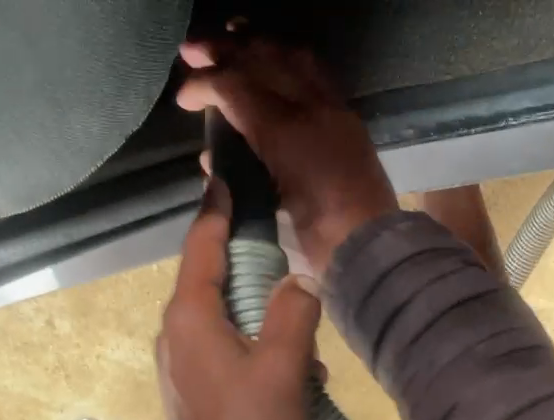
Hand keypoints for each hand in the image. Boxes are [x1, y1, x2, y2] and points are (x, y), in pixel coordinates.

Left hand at [157, 184, 322, 419]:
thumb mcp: (283, 367)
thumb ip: (294, 312)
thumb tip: (301, 280)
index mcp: (190, 315)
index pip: (201, 245)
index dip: (218, 210)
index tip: (229, 177)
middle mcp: (176, 331)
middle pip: (213, 280)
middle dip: (253, 273)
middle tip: (289, 269)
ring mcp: (181, 362)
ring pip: (224, 318)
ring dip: (263, 322)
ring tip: (302, 347)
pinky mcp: (193, 387)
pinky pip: (225, 349)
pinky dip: (256, 350)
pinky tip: (290, 376)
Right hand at [178, 36, 398, 274]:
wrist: (370, 250)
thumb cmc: (317, 240)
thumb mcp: (269, 209)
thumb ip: (242, 174)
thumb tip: (213, 157)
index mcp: (287, 134)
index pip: (239, 90)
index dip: (207, 85)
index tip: (184, 98)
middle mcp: (312, 112)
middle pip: (264, 63)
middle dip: (226, 52)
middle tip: (194, 49)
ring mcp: (334, 112)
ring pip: (293, 60)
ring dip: (260, 46)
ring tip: (235, 35)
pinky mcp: (349, 121)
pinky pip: (317, 76)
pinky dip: (291, 63)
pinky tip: (276, 63)